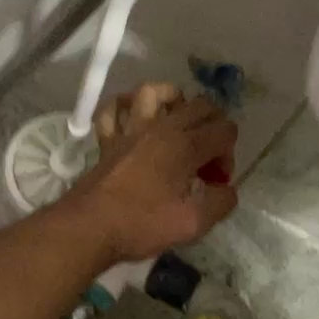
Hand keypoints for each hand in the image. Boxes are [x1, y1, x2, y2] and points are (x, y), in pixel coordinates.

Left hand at [63, 83, 238, 262]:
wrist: (90, 227)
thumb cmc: (142, 225)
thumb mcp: (193, 224)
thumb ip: (220, 203)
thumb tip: (226, 189)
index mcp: (185, 146)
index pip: (224, 131)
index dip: (228, 156)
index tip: (215, 182)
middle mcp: (161, 128)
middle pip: (201, 105)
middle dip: (213, 128)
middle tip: (205, 161)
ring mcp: (132, 129)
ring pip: (156, 92)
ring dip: (174, 101)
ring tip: (179, 125)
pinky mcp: (109, 139)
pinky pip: (113, 110)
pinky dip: (124, 107)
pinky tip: (133, 119)